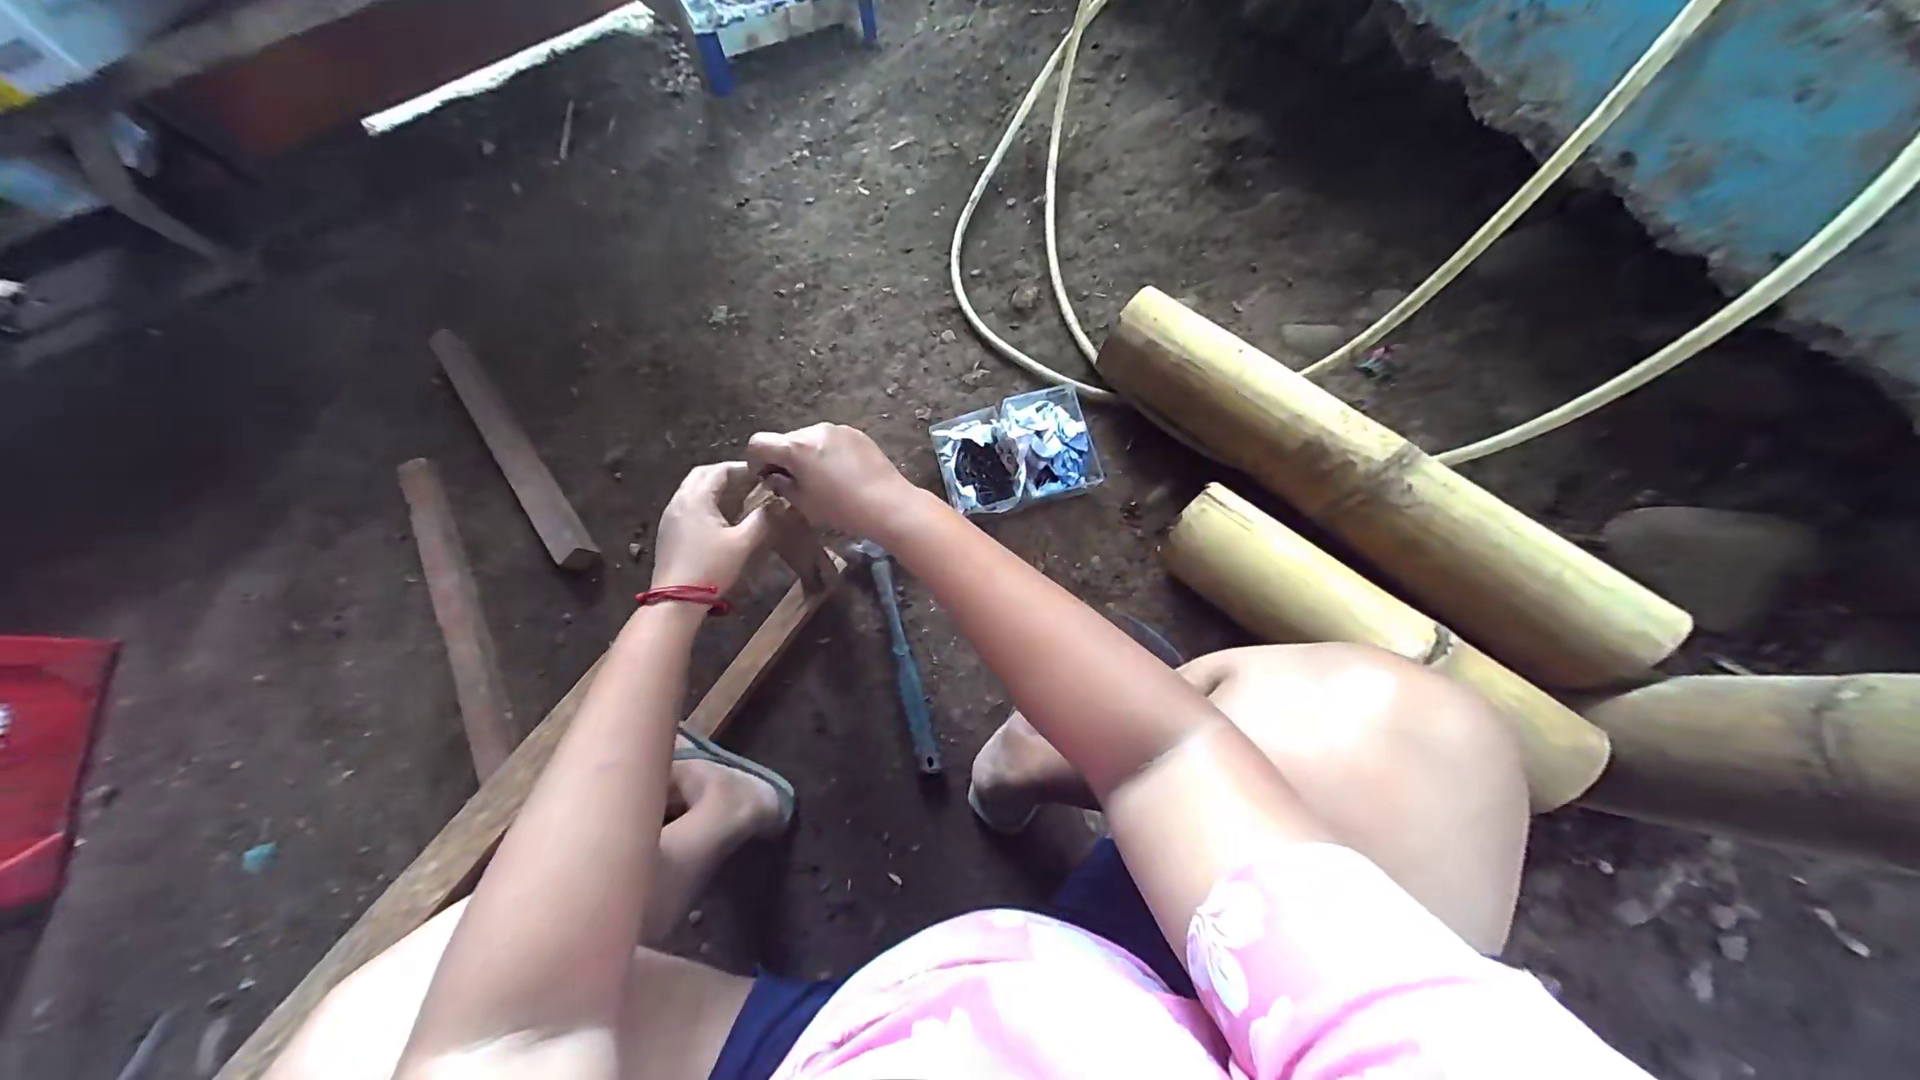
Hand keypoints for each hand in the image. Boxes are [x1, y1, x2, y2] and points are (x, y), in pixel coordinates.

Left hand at [650, 462, 771, 592]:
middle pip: (702, 475)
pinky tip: (722, 517)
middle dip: (727, 474)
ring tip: (740, 498)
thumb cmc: (711, 568)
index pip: (719, 470)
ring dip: (716, 488)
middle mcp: (679, 501)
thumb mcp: (743, 543)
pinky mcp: (669, 531)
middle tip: (751, 483)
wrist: (676, 600)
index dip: (742, 469)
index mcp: (696, 498)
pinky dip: (707, 501)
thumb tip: (777, 504)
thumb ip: (762, 520)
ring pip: (693, 489)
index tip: (762, 475)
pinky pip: (689, 504)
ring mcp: (670, 516)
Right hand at [745, 423, 925, 538]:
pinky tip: (842, 473)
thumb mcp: (804, 503)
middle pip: (786, 439)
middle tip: (794, 482)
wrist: (888, 504)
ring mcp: (838, 429)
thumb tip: (775, 476)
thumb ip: (783, 485)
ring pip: (810, 438)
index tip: (766, 478)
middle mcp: (814, 430)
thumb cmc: (842, 509)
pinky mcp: (857, 434)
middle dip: (783, 458)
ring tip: (822, 479)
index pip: (759, 443)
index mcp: (795, 447)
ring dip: (807, 454)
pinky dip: (828, 452)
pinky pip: (832, 440)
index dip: (756, 461)